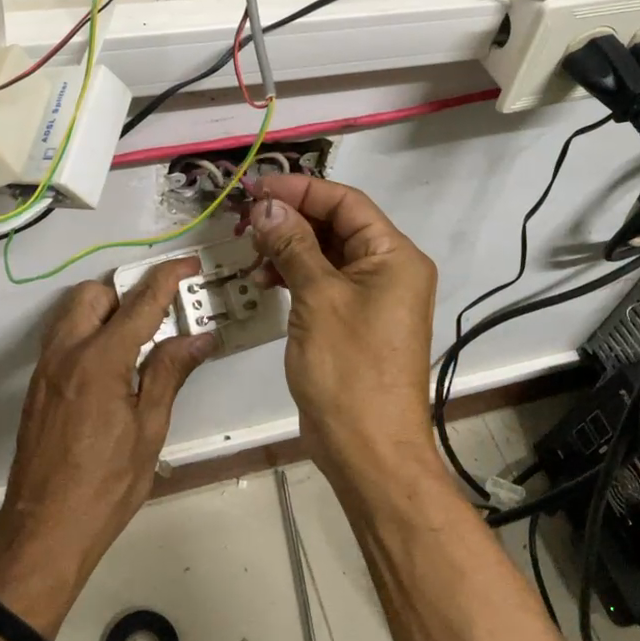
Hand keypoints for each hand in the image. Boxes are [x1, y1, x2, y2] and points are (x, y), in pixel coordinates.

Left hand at [0, 259, 215, 578]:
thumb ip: (169, 373)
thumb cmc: (106, 485)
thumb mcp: (149, 430)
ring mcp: (46, 368)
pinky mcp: (37, 385)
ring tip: (136, 337)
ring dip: (103, 309)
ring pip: (71, 312)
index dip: (168, 278)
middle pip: (94, 294)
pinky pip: (62, 337)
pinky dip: (87, 331)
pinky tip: (111, 364)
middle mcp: (66, 352)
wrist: (44, 530)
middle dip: (127, 291)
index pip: (140, 303)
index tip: (189, 264)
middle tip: (159, 316)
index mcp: (100, 360)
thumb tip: (200, 337)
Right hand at [245, 175, 440, 481]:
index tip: (255, 189)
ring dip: (289, 247)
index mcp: (394, 255)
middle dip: (291, 218)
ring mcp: (373, 297)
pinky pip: (324, 282)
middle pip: (337, 225)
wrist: (369, 450)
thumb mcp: (317, 298)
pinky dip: (295, 275)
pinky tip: (265, 280)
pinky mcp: (354, 321)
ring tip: (251, 252)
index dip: (300, 190)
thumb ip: (292, 245)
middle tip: (245, 220)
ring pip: (327, 253)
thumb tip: (266, 205)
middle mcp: (389, 269)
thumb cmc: (348, 369)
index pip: (346, 202)